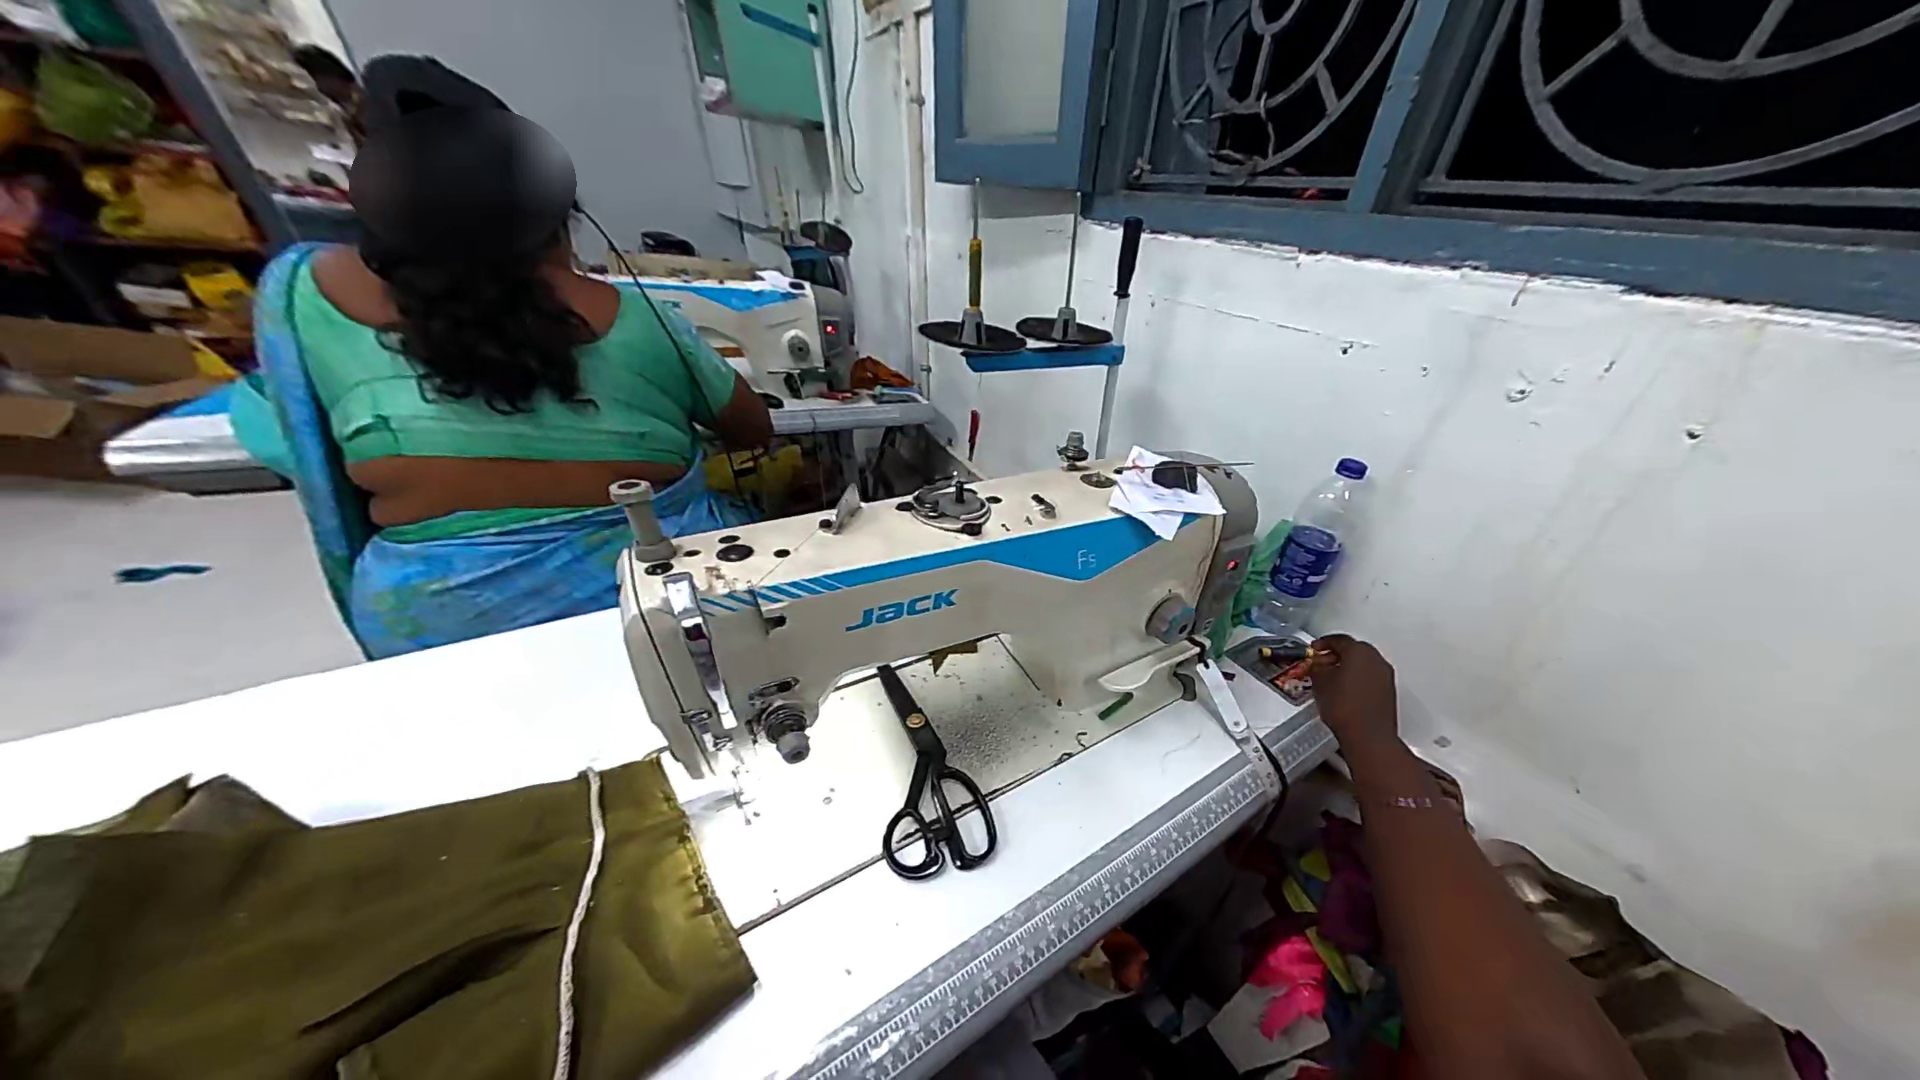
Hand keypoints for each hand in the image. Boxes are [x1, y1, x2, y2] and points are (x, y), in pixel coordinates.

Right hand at [1309, 634, 1399, 752]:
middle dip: (1336, 654)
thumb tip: (1317, 664)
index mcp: (1359, 652)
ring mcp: (1385, 676)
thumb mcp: (1319, 681)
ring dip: (1348, 665)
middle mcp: (1376, 660)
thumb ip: (1317, 667)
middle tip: (1321, 661)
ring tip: (1331, 676)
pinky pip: (1370, 676)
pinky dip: (1357, 677)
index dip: (1323, 643)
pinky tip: (1343, 688)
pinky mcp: (1388, 691)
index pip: (1339, 639)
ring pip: (1364, 663)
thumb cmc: (1344, 707)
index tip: (1315, 648)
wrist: (1367, 735)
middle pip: (1354, 649)